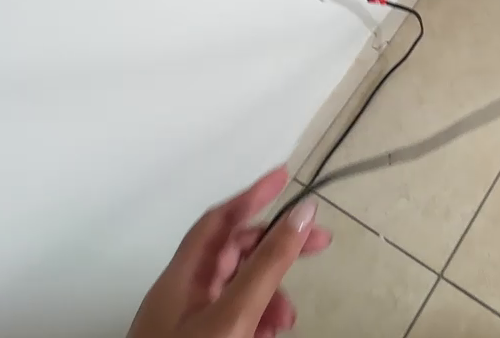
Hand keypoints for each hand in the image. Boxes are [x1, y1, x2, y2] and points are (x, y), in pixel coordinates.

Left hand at [127, 168, 333, 337]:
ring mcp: (184, 327)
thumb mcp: (235, 315)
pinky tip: (271, 334)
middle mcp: (180, 297)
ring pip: (237, 288)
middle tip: (320, 244)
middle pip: (233, 253)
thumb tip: (304, 210)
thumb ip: (270, 263)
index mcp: (180, 281)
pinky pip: (233, 317)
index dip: (252, 195)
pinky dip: (258, 317)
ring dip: (271, 292)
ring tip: (288, 320)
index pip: (219, 221)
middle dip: (276, 247)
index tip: (286, 176)